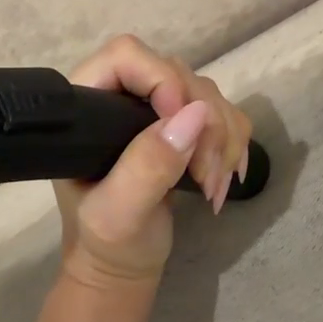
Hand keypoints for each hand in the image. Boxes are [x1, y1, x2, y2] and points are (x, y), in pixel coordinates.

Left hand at [55, 35, 253, 287]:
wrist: (122, 266)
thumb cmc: (106, 242)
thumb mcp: (119, 213)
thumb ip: (148, 166)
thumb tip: (194, 115)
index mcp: (89, 104)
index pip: (127, 56)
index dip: (161, 79)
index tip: (179, 126)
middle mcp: (123, 95)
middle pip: (179, 73)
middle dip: (205, 124)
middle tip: (205, 178)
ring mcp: (156, 108)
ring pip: (207, 94)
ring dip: (222, 139)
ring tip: (212, 188)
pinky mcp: (183, 125)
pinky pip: (224, 113)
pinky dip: (233, 145)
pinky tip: (223, 180)